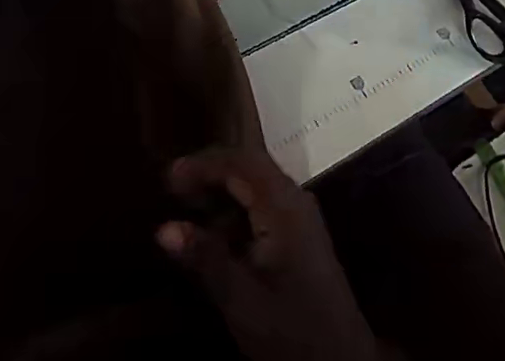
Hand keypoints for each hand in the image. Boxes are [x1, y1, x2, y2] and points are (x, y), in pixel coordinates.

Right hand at [158, 148, 378, 360]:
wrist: (341, 359)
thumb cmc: (290, 330)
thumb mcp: (241, 301)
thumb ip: (205, 259)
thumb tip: (163, 227)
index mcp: (283, 205)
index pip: (242, 163)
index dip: (204, 163)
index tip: (169, 174)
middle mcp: (294, 199)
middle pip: (250, 166)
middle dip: (211, 171)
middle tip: (172, 185)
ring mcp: (300, 215)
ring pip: (257, 183)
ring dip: (223, 188)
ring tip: (186, 204)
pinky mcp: (299, 233)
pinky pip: (264, 203)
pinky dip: (236, 207)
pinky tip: (215, 230)